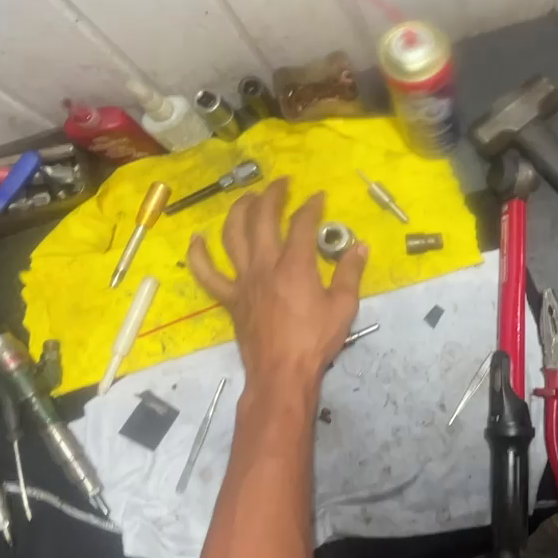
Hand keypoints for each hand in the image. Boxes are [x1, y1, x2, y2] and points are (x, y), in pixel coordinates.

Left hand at [187, 179, 365, 399]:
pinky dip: (198, 255)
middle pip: (262, 219)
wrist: (282, 373)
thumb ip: (350, 273)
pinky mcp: (230, 299)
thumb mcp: (344, 306)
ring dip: (238, 211)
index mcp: (295, 265)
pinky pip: (207, 274)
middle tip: (281, 184)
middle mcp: (265, 265)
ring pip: (232, 236)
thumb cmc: (316, 340)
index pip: (302, 223)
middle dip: (272, 195)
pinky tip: (198, 240)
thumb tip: (359, 247)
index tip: (319, 197)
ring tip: (247, 198)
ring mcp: (243, 281)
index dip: (311, 206)